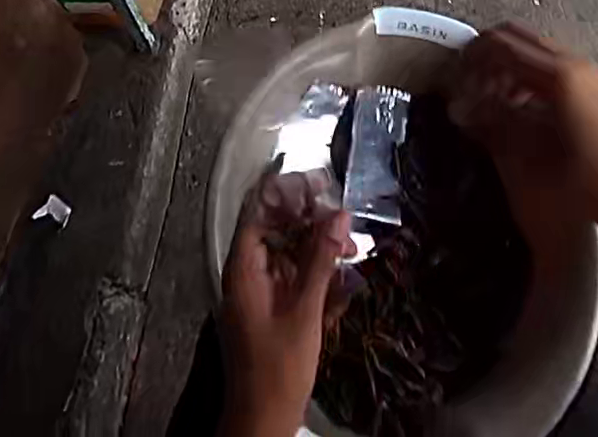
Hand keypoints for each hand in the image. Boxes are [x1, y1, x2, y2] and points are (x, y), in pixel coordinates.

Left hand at [220, 169, 355, 436]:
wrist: (264, 423)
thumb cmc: (278, 369)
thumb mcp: (305, 310)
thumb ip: (322, 259)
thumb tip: (340, 214)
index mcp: (244, 268)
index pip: (259, 209)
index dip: (287, 191)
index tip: (321, 183)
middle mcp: (250, 270)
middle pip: (278, 224)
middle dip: (313, 216)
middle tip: (346, 213)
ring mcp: (264, 285)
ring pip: (293, 245)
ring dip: (322, 241)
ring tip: (352, 245)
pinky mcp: (278, 300)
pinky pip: (299, 268)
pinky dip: (321, 265)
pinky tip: (345, 270)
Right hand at [450, 24, 597, 251]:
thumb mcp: (540, 163)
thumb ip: (498, 129)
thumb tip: (461, 111)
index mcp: (560, 75)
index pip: (502, 45)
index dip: (471, 58)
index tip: (451, 80)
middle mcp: (576, 65)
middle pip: (519, 39)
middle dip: (487, 56)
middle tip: (465, 87)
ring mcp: (591, 77)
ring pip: (537, 55)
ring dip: (508, 69)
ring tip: (489, 105)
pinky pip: (554, 71)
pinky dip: (529, 80)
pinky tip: (522, 115)